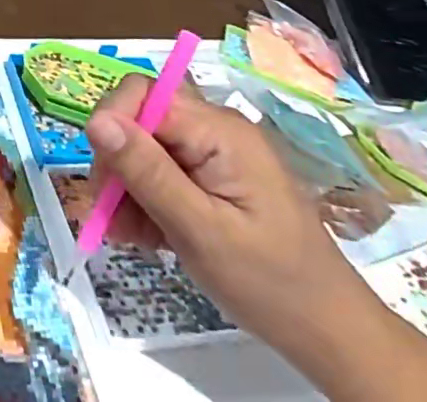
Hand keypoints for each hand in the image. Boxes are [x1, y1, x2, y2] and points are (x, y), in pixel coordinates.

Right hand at [85, 77, 381, 355]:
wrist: (331, 333)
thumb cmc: (271, 283)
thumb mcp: (200, 230)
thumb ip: (146, 172)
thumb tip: (96, 120)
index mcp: (218, 131)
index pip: (143, 93)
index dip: (111, 122)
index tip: (100, 175)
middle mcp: (213, 130)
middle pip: (139, 122)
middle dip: (116, 166)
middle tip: (111, 217)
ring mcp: (212, 155)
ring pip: (143, 151)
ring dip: (126, 191)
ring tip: (131, 237)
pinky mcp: (210, 178)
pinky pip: (160, 174)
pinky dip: (144, 202)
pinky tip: (147, 237)